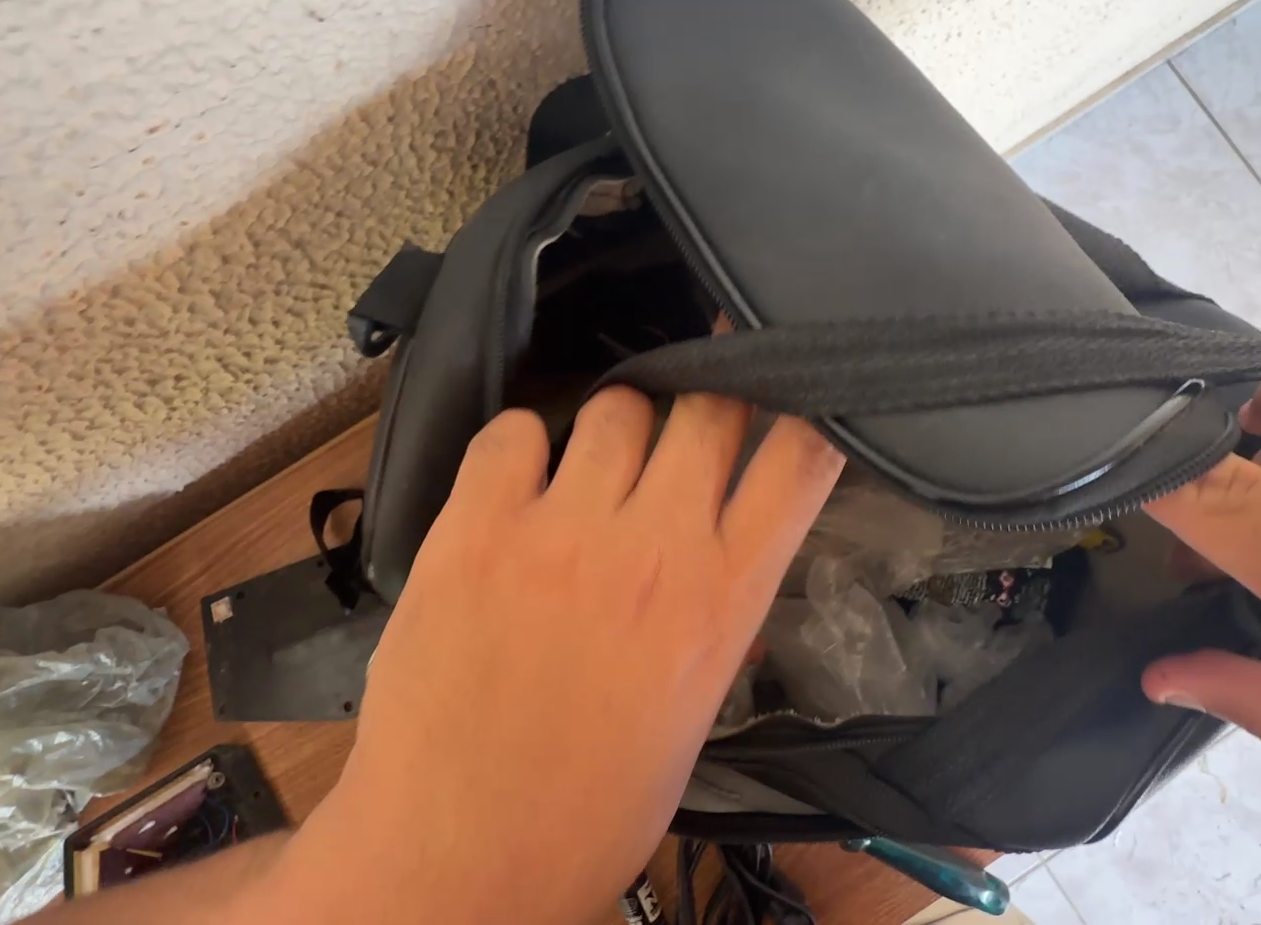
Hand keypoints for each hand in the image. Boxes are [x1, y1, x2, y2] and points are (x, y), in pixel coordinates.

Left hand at [268, 388, 842, 924]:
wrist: (460, 855)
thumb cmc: (593, 802)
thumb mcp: (697, 707)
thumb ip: (719, 606)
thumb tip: (724, 541)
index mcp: (721, 598)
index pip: (798, 460)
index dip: (800, 416)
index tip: (782, 404)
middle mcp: (653, 547)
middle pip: (708, 406)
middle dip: (704, 412)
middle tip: (680, 443)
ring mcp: (560, 530)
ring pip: (616, 408)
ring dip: (615, 430)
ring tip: (592, 474)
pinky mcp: (475, 527)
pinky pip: (513, 432)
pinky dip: (521, 447)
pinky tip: (518, 486)